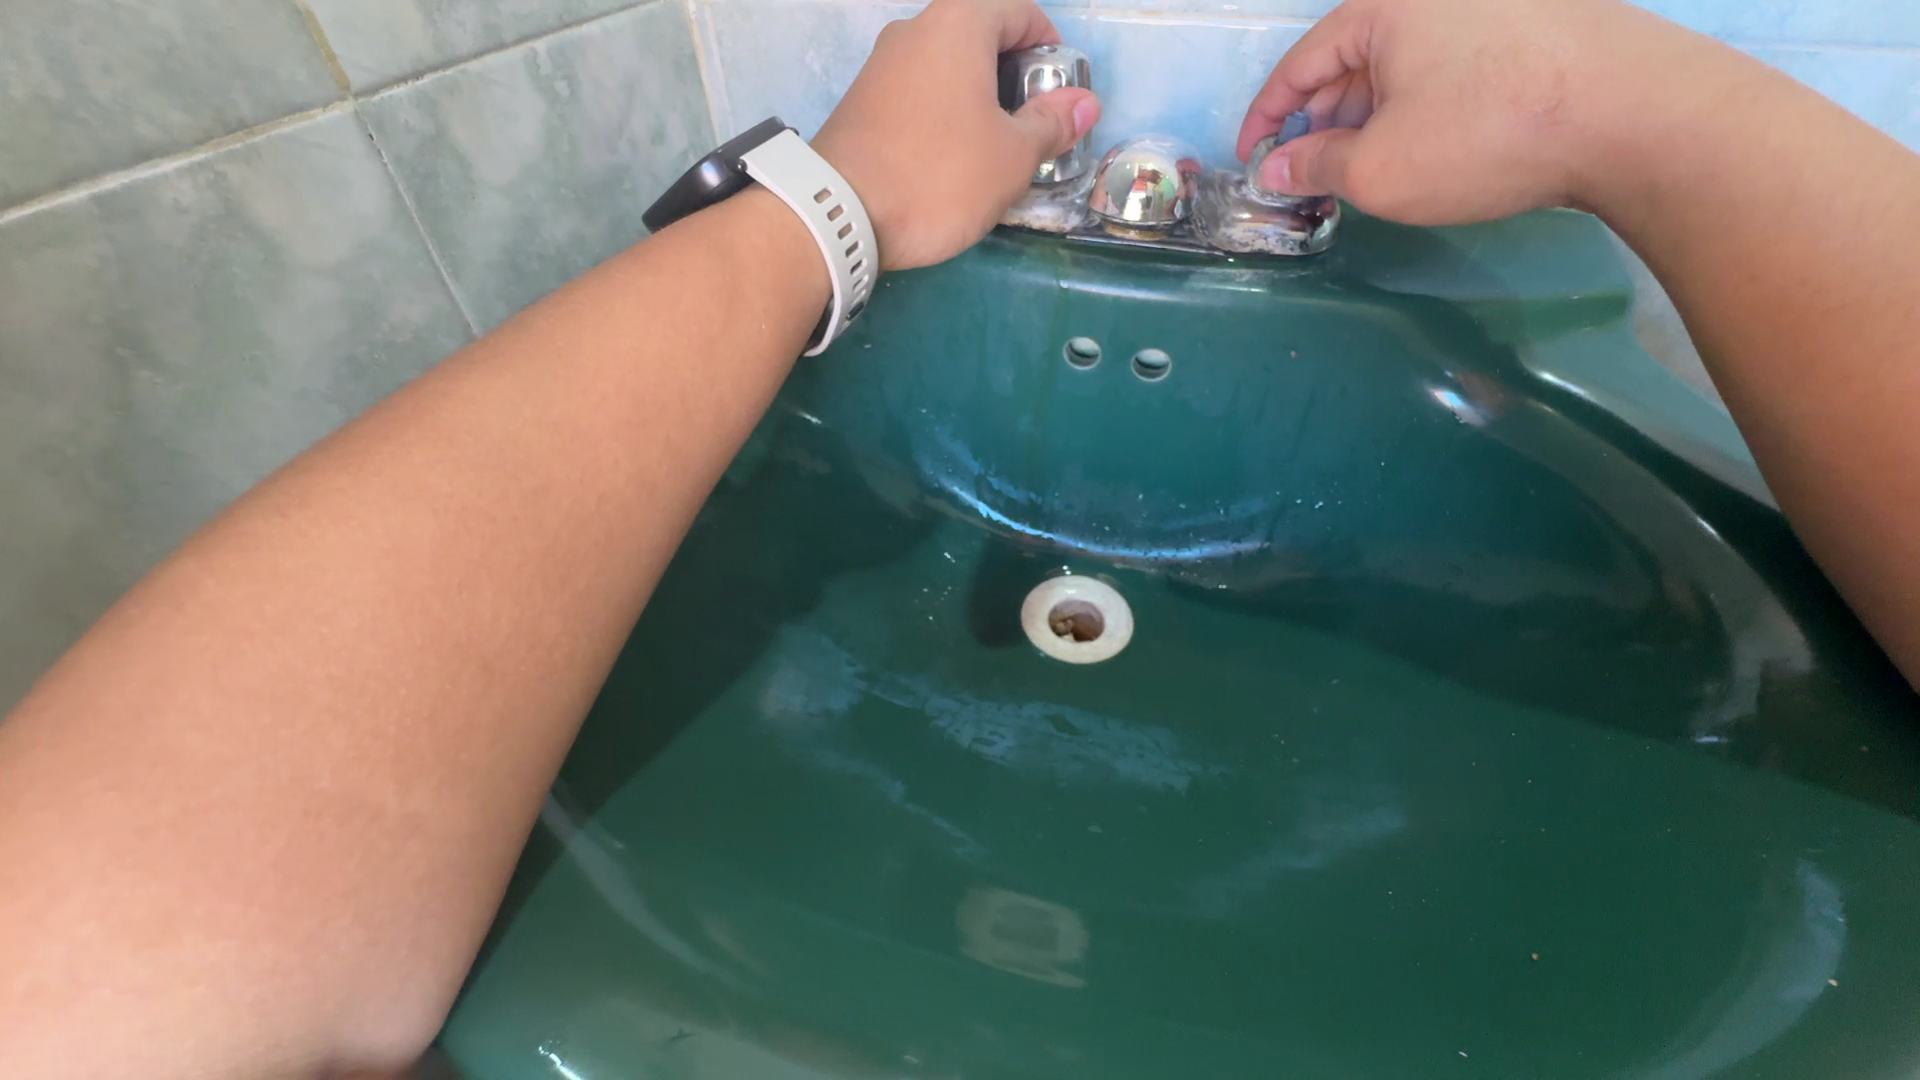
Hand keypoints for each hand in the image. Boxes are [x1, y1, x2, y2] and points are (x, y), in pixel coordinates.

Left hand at [813, 0, 1100, 270]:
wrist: (840, 215)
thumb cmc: (939, 177)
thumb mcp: (1011, 157)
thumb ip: (1051, 124)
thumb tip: (1084, 103)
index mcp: (958, 23)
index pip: (1017, 8)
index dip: (1049, 45)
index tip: (1059, 91)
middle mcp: (914, 30)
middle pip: (979, 37)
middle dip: (1013, 78)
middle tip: (1031, 129)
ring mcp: (880, 67)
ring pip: (945, 71)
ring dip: (977, 102)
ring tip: (992, 153)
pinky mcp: (860, 105)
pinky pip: (916, 98)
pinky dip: (942, 118)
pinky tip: (948, 164)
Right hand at [1236, 0, 1737, 225]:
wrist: (1634, 115)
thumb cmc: (1481, 137)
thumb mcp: (1375, 168)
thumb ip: (1311, 167)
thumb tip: (1273, 169)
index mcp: (1386, 6)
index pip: (1299, 64)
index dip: (1265, 119)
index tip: (1250, 161)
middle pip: (1347, 62)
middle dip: (1317, 123)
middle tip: (1304, 178)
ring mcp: (1488, 3)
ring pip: (1396, 66)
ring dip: (1364, 120)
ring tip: (1356, 172)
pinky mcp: (1528, 24)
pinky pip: (1441, 67)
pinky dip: (1410, 108)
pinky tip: (1414, 148)